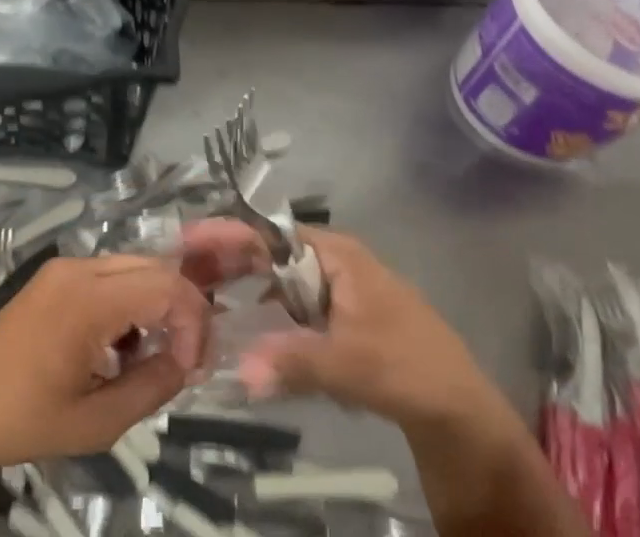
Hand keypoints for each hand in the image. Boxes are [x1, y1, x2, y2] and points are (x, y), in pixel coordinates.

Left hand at [0, 254, 211, 472]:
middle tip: (183, 362)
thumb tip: (186, 363)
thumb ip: (153, 387)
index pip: (169, 286)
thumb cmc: (21, 420)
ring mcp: (60, 271)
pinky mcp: (51, 281)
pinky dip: (128, 306)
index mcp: (88, 299)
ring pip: (133, 270)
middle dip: (182, 311)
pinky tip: (117, 349)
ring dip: (155, 309)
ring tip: (150, 361)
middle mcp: (76, 270)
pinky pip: (107, 278)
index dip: (194, 324)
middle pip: (155, 269)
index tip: (190, 370)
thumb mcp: (98, 421)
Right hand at [180, 220, 488, 426]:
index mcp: (336, 255)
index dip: (226, 235)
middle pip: (270, 252)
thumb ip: (292, 363)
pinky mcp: (341, 316)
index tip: (185, 243)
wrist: (457, 407)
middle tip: (181, 273)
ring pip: (279, 279)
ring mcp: (339, 289)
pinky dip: (266, 311)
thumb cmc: (407, 369)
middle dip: (227, 260)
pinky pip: (293, 304)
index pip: (270, 233)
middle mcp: (334, 262)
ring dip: (243, 286)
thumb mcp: (348, 364)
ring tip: (200, 299)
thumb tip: (239, 372)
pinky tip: (243, 330)